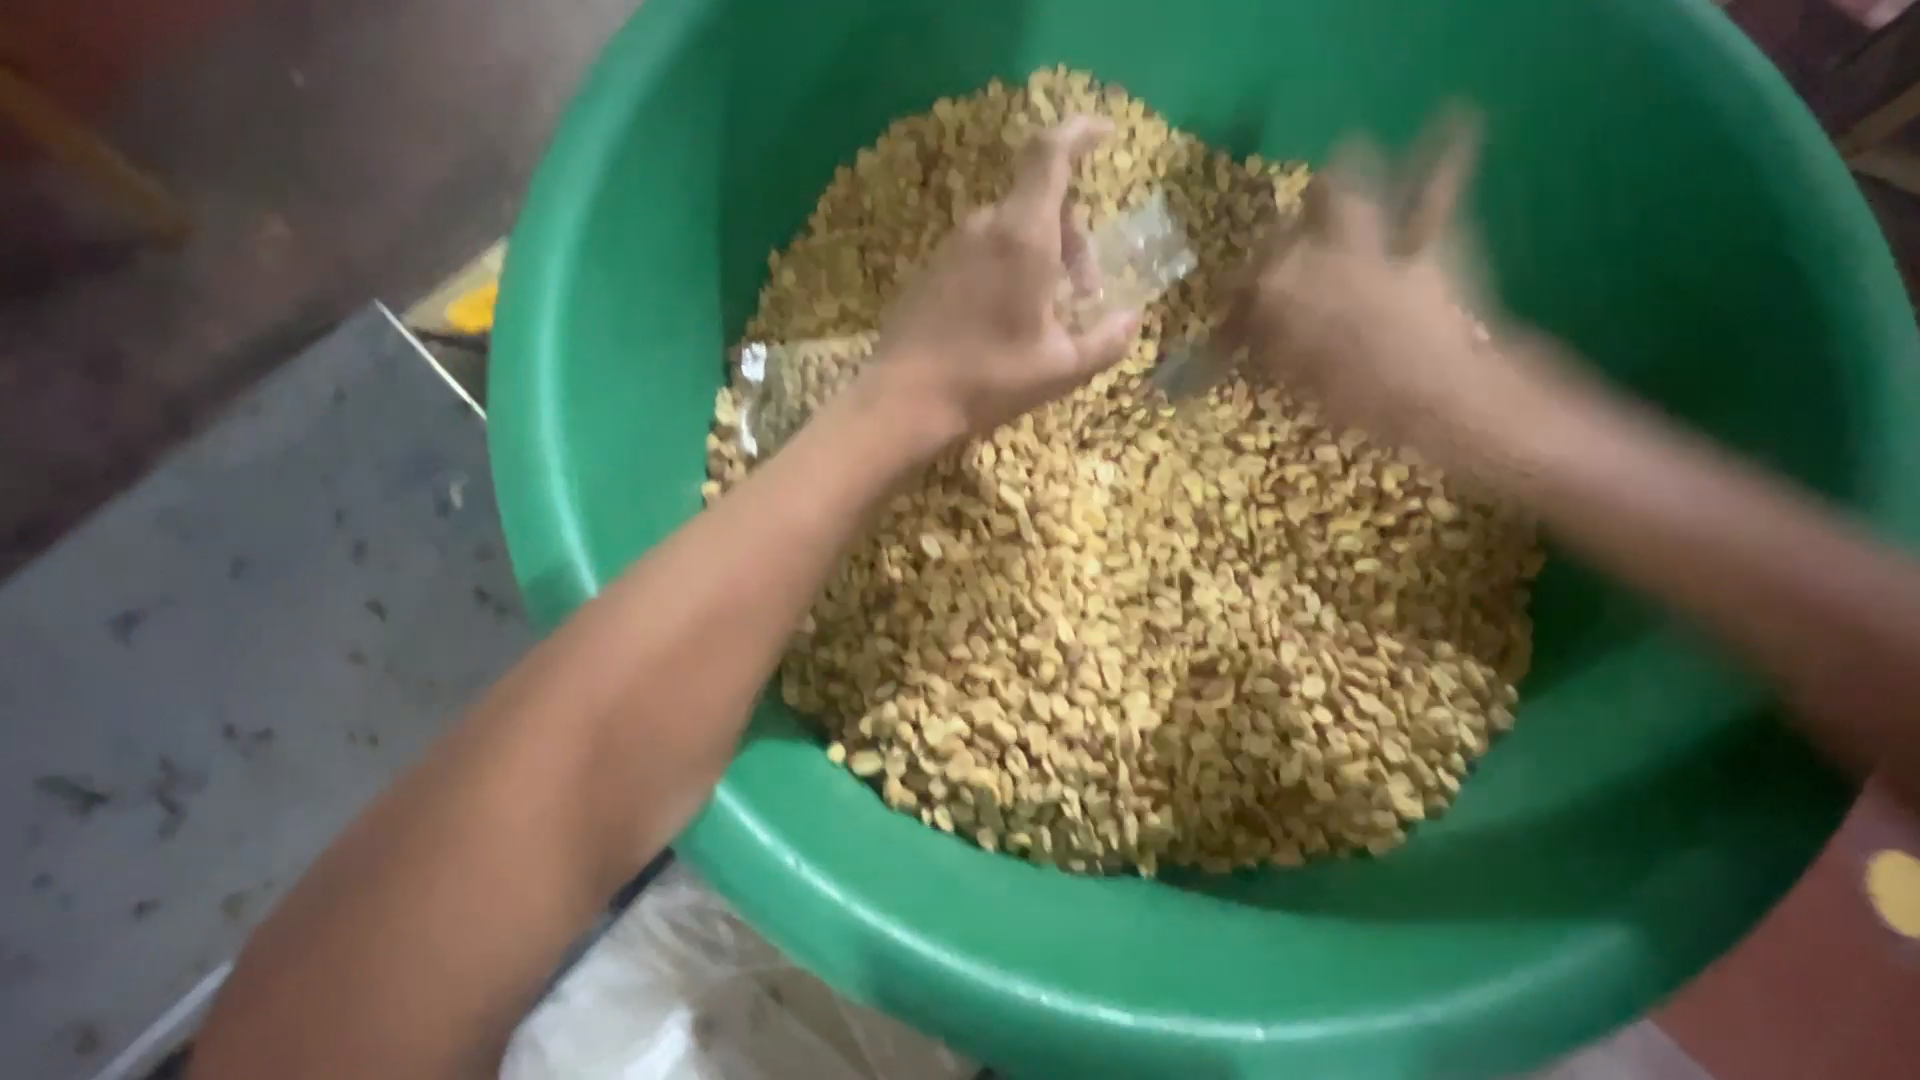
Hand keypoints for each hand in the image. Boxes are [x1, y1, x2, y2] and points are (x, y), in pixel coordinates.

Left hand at [861, 116, 1141, 446]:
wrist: (904, 400)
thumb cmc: (990, 380)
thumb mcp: (1062, 368)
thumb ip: (1107, 340)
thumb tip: (1131, 318)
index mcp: (1023, 236)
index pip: (1051, 154)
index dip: (1080, 132)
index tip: (1106, 134)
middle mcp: (985, 227)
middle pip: (1040, 200)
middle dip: (1073, 236)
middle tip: (1085, 292)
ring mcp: (952, 246)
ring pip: (1011, 228)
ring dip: (1041, 255)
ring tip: (1047, 314)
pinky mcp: (931, 269)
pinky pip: (982, 250)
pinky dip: (1008, 267)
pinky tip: (1007, 320)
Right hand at [1225, 112, 1576, 481]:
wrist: (1439, 395)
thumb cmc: (1358, 401)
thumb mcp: (1298, 381)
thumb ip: (1270, 350)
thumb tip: (1245, 340)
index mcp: (1277, 293)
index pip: (1239, 287)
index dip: (1231, 306)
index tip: (1227, 329)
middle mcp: (1314, 255)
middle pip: (1284, 234)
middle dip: (1278, 242)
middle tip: (1280, 253)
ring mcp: (1369, 243)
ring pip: (1347, 193)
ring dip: (1345, 174)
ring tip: (1347, 154)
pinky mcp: (1424, 242)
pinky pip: (1435, 192)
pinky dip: (1446, 155)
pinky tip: (1459, 116)